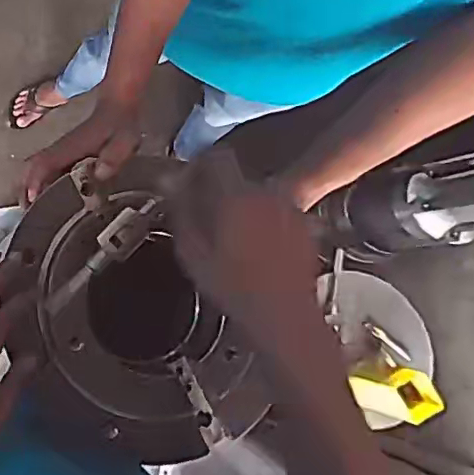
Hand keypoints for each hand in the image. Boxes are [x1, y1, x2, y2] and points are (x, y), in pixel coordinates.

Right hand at [20, 99, 142, 202]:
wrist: (117, 106)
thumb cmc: (119, 124)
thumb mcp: (123, 141)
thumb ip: (113, 158)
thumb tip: (99, 173)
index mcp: (72, 147)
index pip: (45, 163)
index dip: (36, 180)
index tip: (32, 198)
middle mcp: (62, 148)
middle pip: (33, 166)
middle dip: (25, 187)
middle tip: (27, 211)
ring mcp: (62, 149)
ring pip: (35, 166)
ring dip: (29, 184)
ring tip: (31, 207)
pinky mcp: (65, 152)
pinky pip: (44, 167)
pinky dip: (38, 180)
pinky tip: (45, 194)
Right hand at [168, 150, 328, 342]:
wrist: (285, 317)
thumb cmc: (233, 287)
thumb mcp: (193, 252)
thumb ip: (180, 209)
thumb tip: (168, 181)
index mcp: (237, 195)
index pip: (218, 157)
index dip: (200, 164)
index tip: (188, 181)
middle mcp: (267, 194)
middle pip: (237, 177)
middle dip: (219, 190)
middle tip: (204, 215)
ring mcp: (290, 209)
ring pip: (258, 194)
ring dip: (242, 205)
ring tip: (230, 234)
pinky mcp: (305, 226)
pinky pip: (277, 211)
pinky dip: (264, 219)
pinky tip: (254, 246)